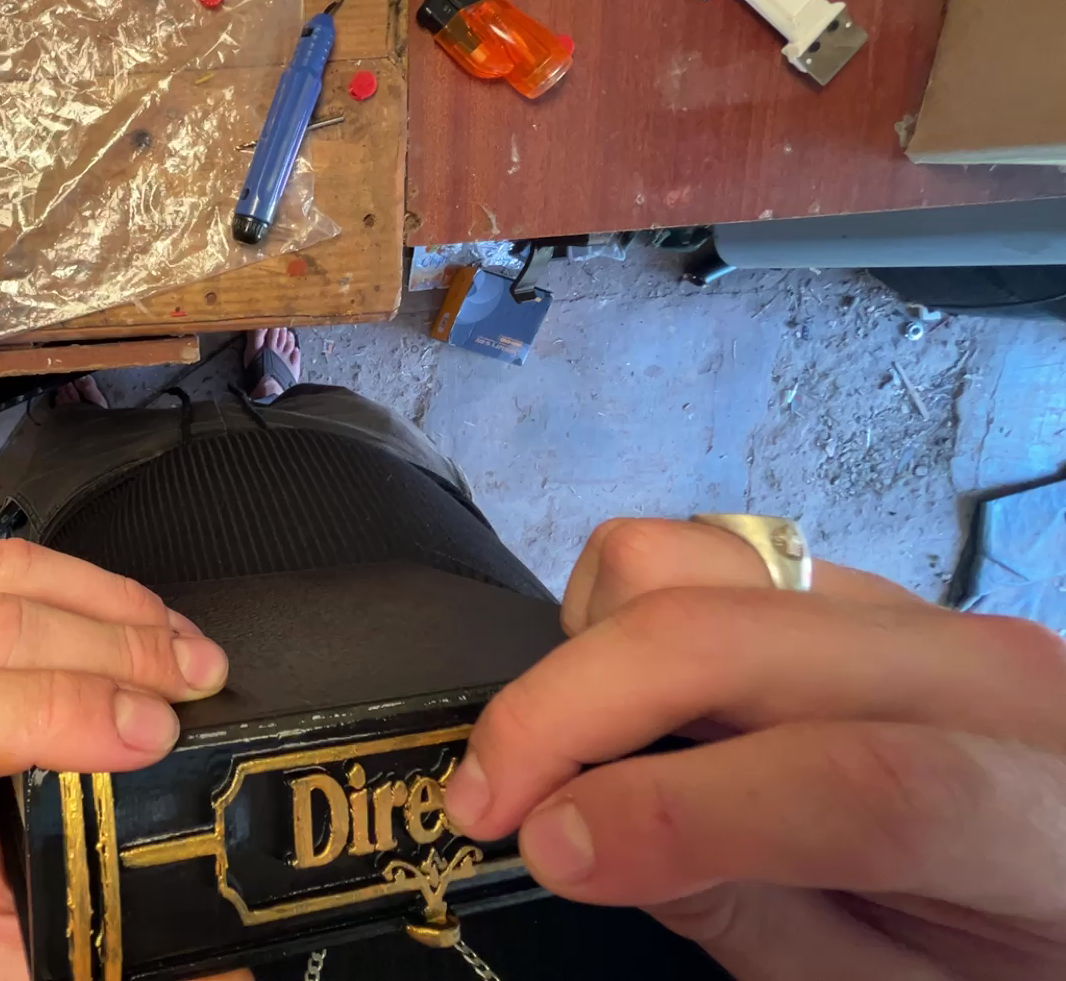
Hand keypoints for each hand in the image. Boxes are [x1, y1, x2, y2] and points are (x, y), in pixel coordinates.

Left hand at [0, 541, 230, 980]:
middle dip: (109, 649)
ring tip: (180, 643)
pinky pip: (1, 559)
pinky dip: (85, 581)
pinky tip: (135, 615)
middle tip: (197, 678)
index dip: (50, 708)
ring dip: (109, 604)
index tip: (155, 731)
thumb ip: (83, 950)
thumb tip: (216, 959)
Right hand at [444, 518, 1065, 980]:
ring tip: (583, 739)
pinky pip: (658, 553)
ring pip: (662, 561)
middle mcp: (970, 664)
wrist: (1053, 855)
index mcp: (1054, 816)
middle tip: (486, 796)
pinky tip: (632, 696)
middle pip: (712, 637)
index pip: (865, 785)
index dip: (673, 813)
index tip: (540, 849)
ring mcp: (879, 595)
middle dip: (560, 710)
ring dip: (579, 651)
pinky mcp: (804, 569)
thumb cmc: (977, 958)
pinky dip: (598, 617)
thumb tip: (558, 831)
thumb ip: (725, 903)